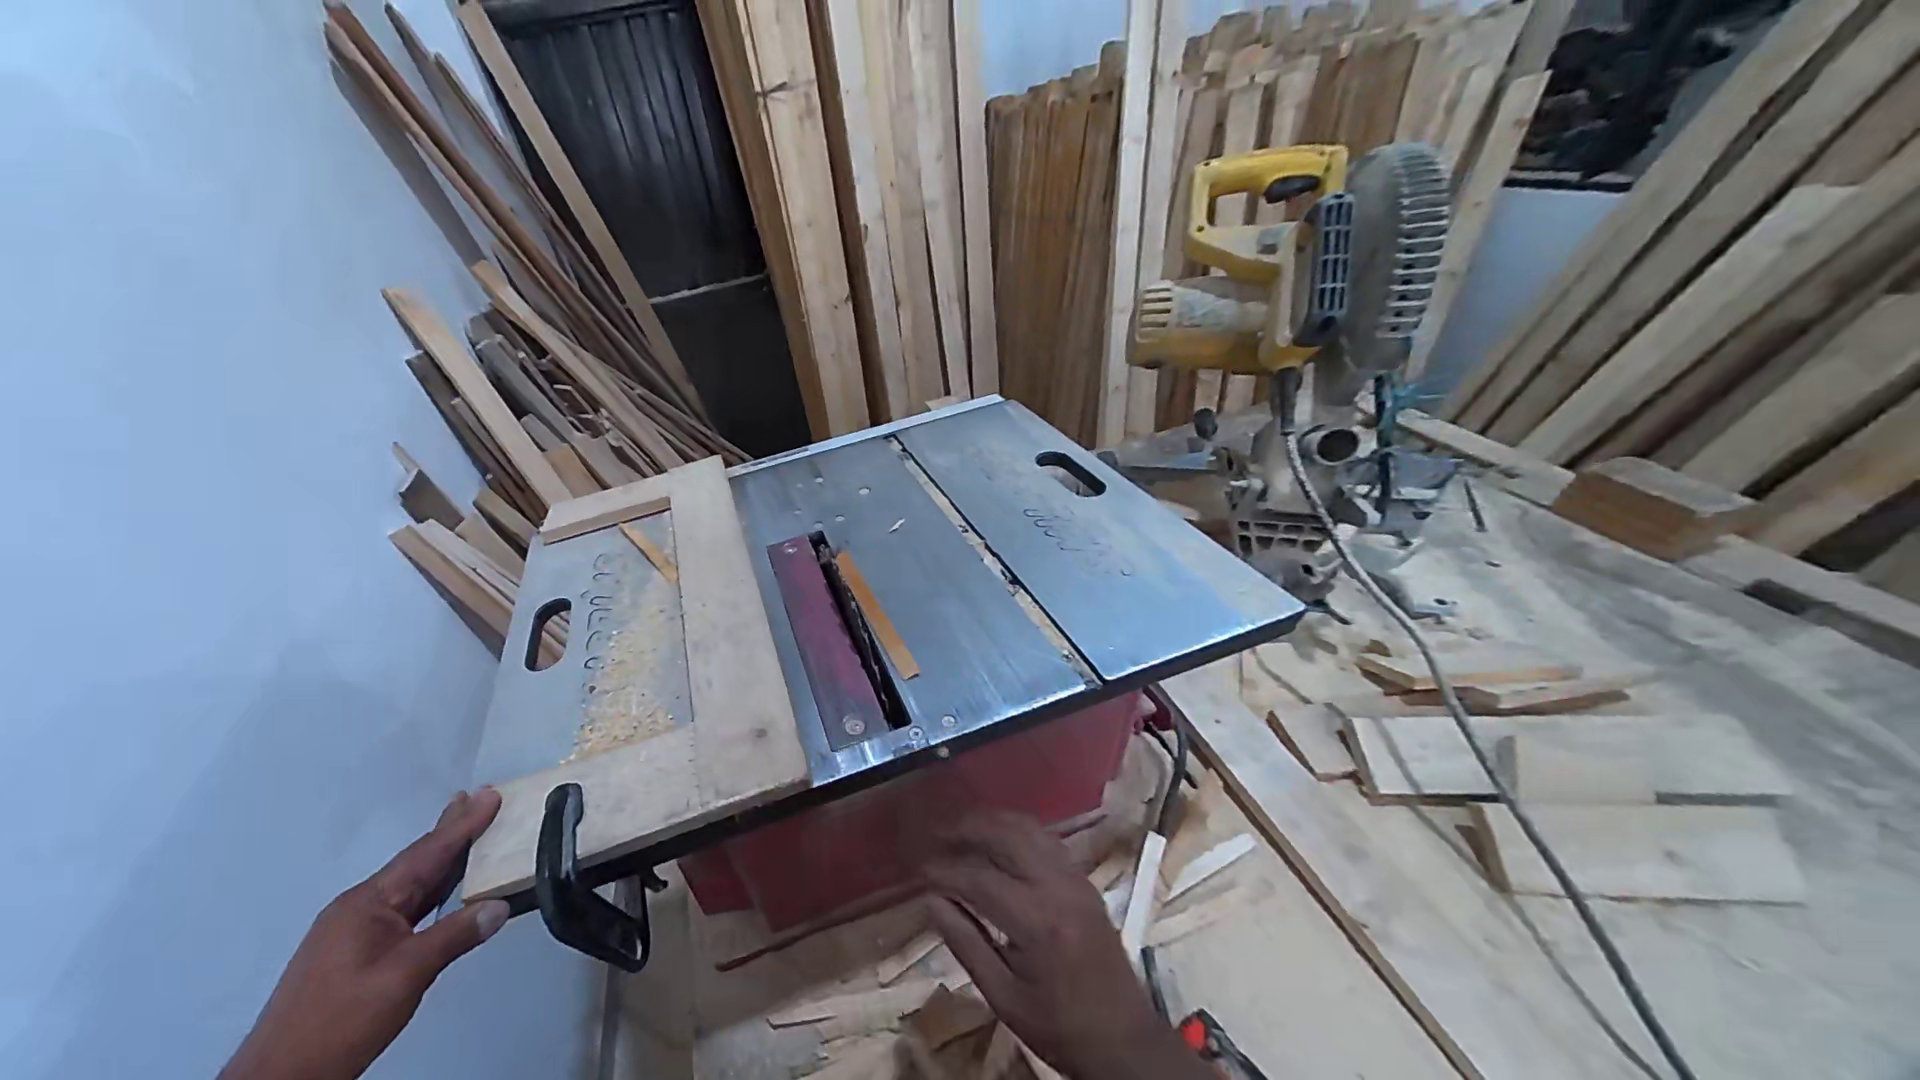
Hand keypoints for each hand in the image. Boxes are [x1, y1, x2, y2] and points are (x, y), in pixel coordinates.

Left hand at [220, 789, 509, 1079]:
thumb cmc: (340, 1020)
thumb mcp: (405, 976)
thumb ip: (455, 935)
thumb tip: (500, 906)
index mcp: (367, 904)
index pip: (427, 855)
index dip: (463, 824)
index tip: (491, 794)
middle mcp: (358, 908)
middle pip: (416, 861)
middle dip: (449, 829)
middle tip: (478, 796)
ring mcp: (354, 930)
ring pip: (412, 883)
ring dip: (443, 857)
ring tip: (469, 831)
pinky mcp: (357, 951)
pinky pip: (406, 905)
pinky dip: (433, 886)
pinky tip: (446, 884)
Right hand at [920, 813, 1213, 1079]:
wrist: (1123, 1038)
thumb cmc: (1058, 1026)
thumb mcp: (1003, 997)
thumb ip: (965, 943)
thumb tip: (932, 900)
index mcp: (1038, 921)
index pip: (980, 879)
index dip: (945, 872)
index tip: (918, 872)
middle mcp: (1058, 887)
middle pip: (1007, 835)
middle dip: (967, 829)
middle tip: (936, 834)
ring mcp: (1075, 878)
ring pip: (1029, 828)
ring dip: (992, 822)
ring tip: (961, 828)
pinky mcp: (1084, 879)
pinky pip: (1046, 838)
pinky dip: (1016, 829)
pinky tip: (996, 838)